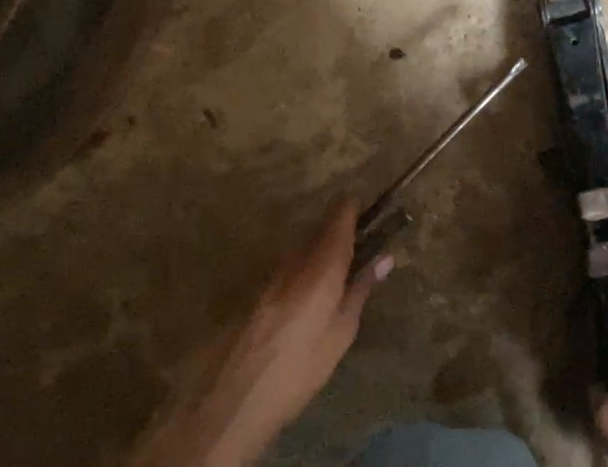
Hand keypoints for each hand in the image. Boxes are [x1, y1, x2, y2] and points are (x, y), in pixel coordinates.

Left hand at [132, 201, 393, 466]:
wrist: (222, 406)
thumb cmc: (295, 373)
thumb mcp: (339, 337)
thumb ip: (359, 292)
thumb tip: (384, 258)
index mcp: (320, 270)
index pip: (338, 222)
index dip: (350, 209)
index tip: (361, 202)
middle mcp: (289, 264)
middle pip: (314, 234)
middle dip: (332, 233)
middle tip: (350, 244)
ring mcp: (261, 279)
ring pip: (293, 254)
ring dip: (310, 255)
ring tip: (323, 277)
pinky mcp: (241, 297)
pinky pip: (275, 274)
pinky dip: (290, 276)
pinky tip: (292, 302)